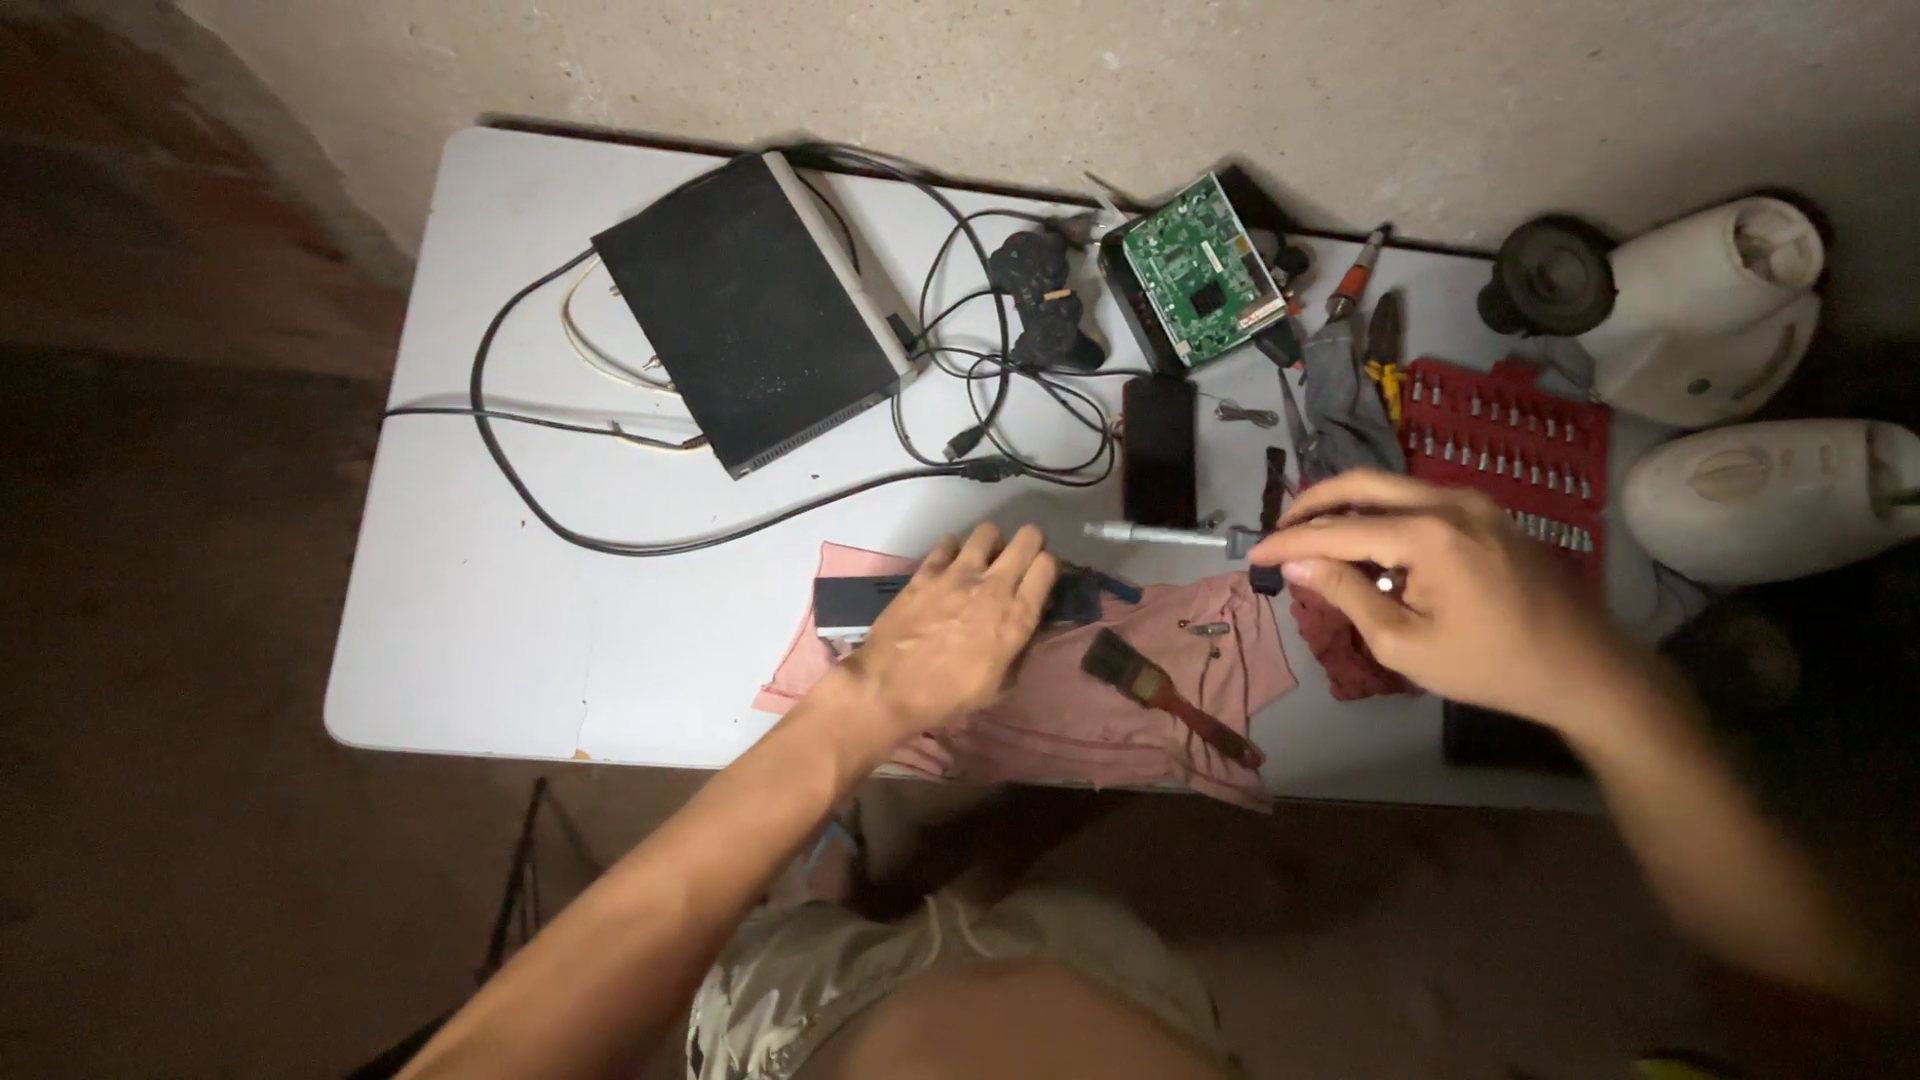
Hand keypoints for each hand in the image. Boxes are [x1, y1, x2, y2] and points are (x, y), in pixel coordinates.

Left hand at [841, 523, 1058, 737]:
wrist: (890, 687)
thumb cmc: (948, 695)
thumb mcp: (998, 685)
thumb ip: (1017, 650)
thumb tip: (1023, 630)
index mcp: (1016, 617)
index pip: (1048, 566)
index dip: (1048, 566)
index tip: (1041, 575)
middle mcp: (993, 586)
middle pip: (1027, 538)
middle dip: (1030, 543)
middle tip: (1020, 557)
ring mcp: (957, 574)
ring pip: (988, 532)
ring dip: (992, 543)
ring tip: (984, 558)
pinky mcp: (927, 571)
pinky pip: (948, 543)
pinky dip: (953, 550)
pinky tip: (949, 566)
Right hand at [1249, 469, 1642, 727]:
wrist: (1588, 670)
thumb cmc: (1489, 665)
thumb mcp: (1403, 642)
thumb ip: (1347, 594)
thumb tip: (1298, 564)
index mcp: (1428, 535)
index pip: (1336, 530)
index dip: (1288, 544)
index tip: (1252, 556)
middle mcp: (1449, 502)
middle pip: (1361, 483)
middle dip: (1312, 504)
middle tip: (1279, 531)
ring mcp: (1474, 503)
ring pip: (1390, 487)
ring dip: (1345, 507)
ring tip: (1313, 539)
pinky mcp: (1488, 514)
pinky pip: (1417, 500)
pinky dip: (1379, 514)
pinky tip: (1366, 544)